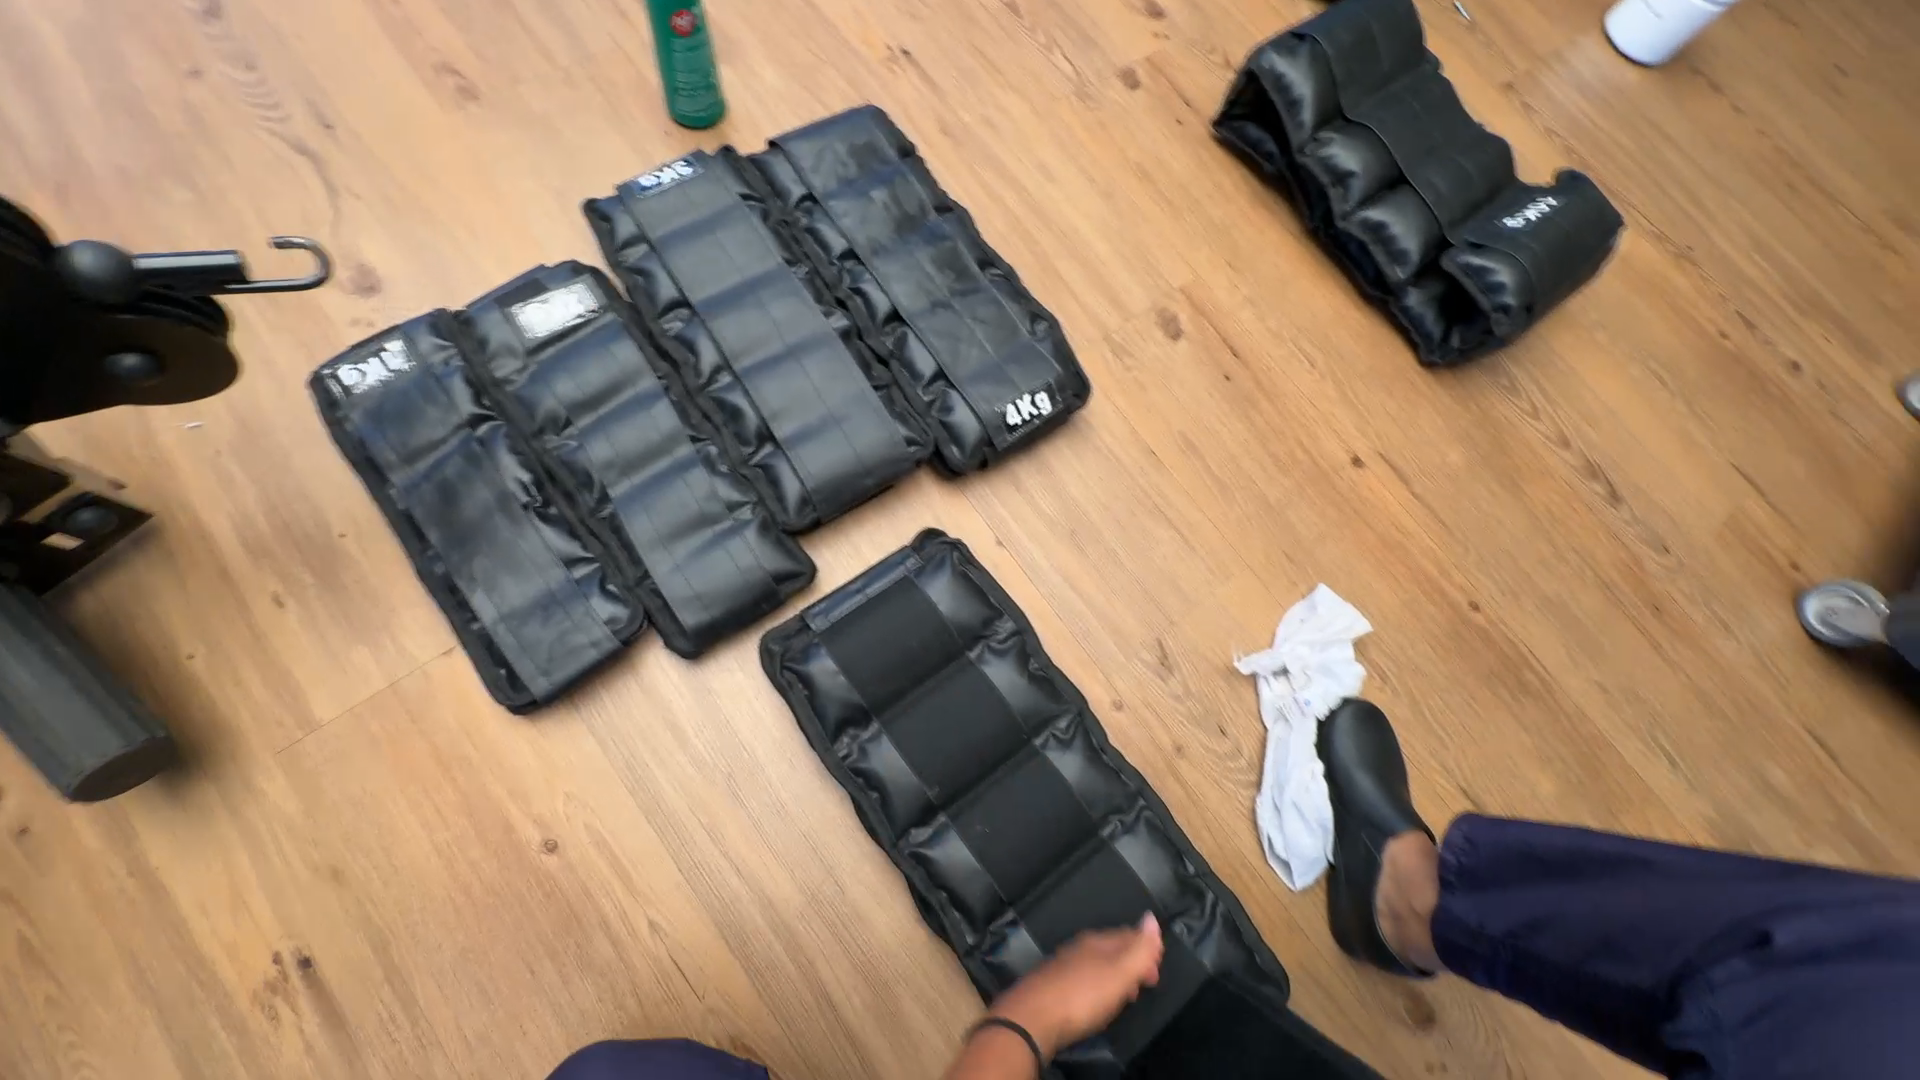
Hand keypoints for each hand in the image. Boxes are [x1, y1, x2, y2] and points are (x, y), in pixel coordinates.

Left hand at [988, 913, 1163, 1057]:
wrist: (1033, 1016)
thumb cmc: (1082, 995)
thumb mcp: (1119, 973)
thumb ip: (1139, 949)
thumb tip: (1152, 918)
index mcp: (1098, 942)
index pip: (1128, 935)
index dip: (1148, 948)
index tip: (1159, 967)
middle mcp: (1080, 947)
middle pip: (1113, 948)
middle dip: (1133, 961)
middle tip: (1148, 981)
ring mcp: (1064, 964)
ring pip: (1098, 963)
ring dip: (1117, 975)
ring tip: (1128, 994)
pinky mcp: (1053, 984)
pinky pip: (1084, 977)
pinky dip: (1099, 985)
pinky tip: (1097, 1000)